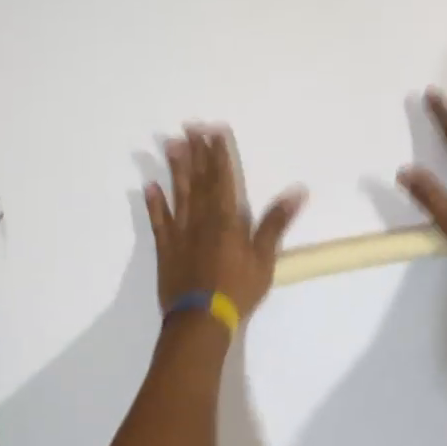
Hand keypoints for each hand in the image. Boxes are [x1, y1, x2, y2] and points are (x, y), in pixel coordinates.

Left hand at [145, 126, 306, 320]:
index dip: (219, 153)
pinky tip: (148, 186)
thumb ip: (275, 222)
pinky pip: (159, 220)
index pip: (223, 178)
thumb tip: (297, 191)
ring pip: (178, 194)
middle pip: (199, 180)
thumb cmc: (238, 289)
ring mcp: (180, 232)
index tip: (214, 130)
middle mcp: (201, 218)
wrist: (201, 319)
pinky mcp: (166, 248)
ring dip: (175, 169)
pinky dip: (154, 203)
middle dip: (196, 152)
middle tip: (189, 126)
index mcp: (227, 219)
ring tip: (170, 144)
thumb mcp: (264, 258)